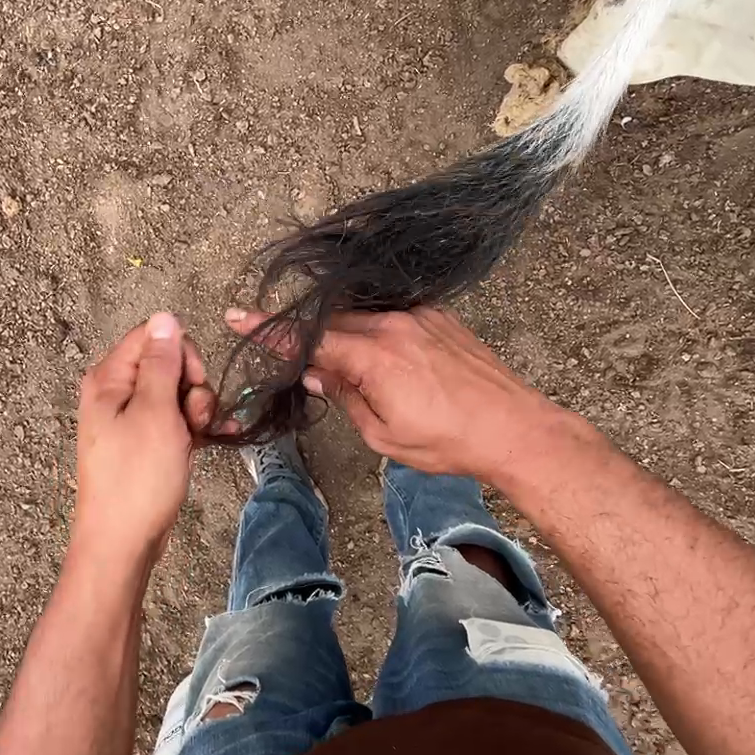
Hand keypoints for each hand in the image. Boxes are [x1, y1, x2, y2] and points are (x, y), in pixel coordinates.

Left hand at [72, 312, 217, 560]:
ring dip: (196, 411)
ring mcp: (129, 418)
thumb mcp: (156, 413)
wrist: (122, 544)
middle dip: (192, 386)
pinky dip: (193, 427)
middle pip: (167, 363)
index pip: (152, 336)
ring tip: (194, 439)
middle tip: (194, 419)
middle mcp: (115, 392)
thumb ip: (163, 363)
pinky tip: (210, 440)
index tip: (193, 384)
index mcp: (109, 378)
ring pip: (176, 392)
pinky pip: (174, 419)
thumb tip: (164, 316)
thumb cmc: (137, 478)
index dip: (181, 354)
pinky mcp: (143, 441)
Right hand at [224, 306, 588, 482]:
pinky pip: (390, 313)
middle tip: (302, 361)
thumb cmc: (448, 441)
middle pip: (332, 322)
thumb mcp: (384, 435)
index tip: (238, 316)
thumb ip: (344, 398)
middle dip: (311, 337)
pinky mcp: (437, 315)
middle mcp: (391, 326)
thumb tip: (314, 375)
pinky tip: (384, 355)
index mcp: (373, 358)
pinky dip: (375, 328)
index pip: (309, 339)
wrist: (516, 427)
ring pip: (361, 316)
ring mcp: (417, 316)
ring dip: (345, 335)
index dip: (270, 330)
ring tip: (353, 368)